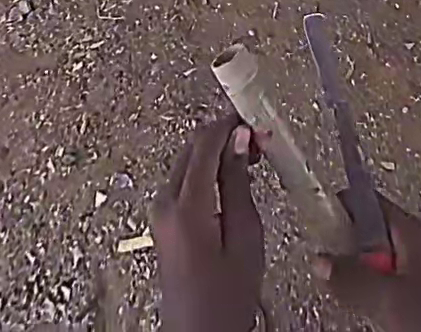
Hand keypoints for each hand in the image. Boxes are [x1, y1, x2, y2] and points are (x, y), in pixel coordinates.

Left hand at [153, 113, 263, 331]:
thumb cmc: (226, 297)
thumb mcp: (245, 236)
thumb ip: (239, 182)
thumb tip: (241, 138)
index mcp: (187, 206)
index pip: (206, 141)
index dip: (232, 124)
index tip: (258, 123)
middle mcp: (166, 203)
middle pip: (194, 146)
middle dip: (226, 135)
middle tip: (259, 141)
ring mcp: (160, 212)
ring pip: (190, 159)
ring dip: (219, 151)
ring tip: (251, 159)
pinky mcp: (164, 221)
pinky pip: (186, 178)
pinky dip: (209, 169)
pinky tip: (233, 178)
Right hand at [316, 194, 420, 331]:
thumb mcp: (388, 295)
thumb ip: (354, 276)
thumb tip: (320, 259)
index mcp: (406, 228)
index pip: (364, 199)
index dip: (339, 205)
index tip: (316, 219)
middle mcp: (406, 243)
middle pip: (362, 229)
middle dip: (342, 243)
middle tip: (325, 262)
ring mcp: (406, 269)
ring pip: (366, 258)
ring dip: (351, 270)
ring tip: (339, 286)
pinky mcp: (406, 294)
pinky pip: (373, 282)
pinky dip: (360, 289)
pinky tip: (357, 305)